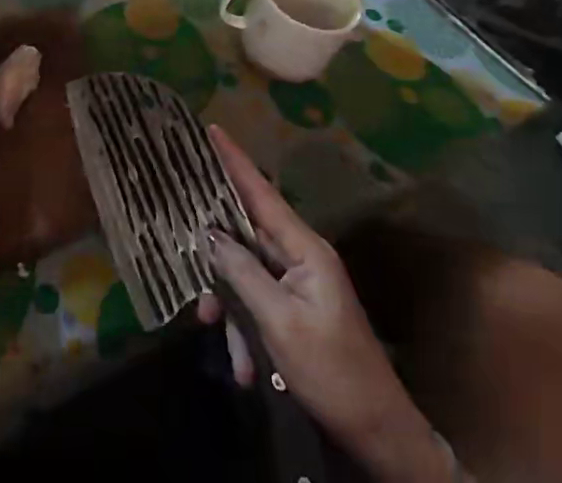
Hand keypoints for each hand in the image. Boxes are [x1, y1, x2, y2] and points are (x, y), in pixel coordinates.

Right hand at [196, 126, 444, 479]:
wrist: (377, 430)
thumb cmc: (332, 370)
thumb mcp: (280, 322)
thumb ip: (242, 272)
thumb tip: (208, 235)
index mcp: (305, 249)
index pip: (263, 194)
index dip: (235, 161)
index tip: (211, 130)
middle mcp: (299, 256)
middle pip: (243, 234)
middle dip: (214, 254)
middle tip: (184, 261)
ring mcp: (296, 282)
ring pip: (242, 273)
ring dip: (229, 307)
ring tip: (223, 343)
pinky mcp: (291, 306)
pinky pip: (252, 301)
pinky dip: (243, 330)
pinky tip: (244, 366)